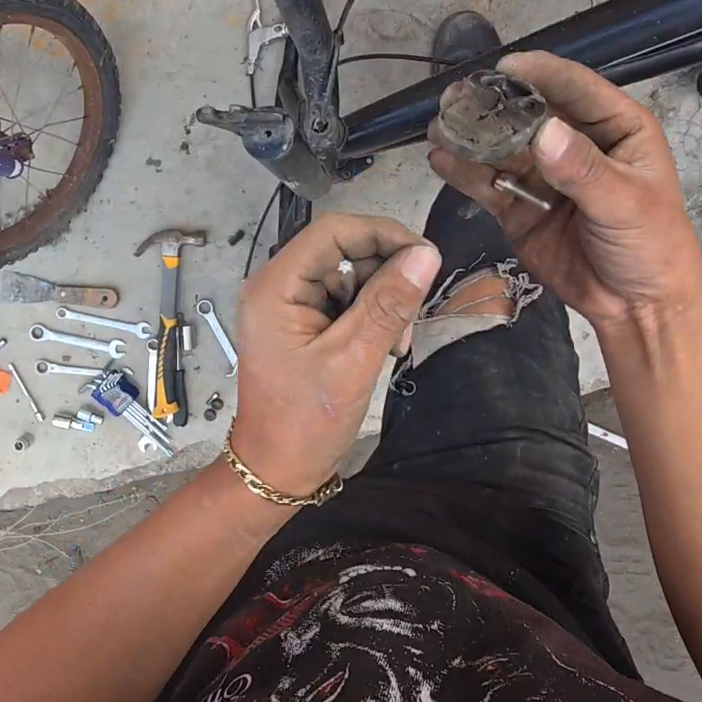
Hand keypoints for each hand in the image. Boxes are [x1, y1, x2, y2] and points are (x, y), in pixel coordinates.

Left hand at [229, 213, 440, 495]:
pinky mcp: (301, 325)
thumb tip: (426, 254)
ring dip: (381, 302)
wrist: (276, 469)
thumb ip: (388, 304)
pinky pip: (344, 302)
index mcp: (275, 287)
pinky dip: (369, 318)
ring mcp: (288, 306)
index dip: (383, 235)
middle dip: (385, 277)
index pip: (333, 232)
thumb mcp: (353, 360)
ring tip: (394, 346)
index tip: (426, 259)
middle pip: (342, 251)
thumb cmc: (306, 421)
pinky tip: (382, 348)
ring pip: (349, 277)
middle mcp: (277, 286)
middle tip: (409, 321)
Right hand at [428, 51, 701, 330]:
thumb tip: (544, 131)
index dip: (541, 74)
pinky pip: (487, 185)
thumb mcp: (625, 202)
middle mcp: (573, 145)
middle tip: (456, 96)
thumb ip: (582, 169)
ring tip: (438, 126)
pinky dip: (463, 174)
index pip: (575, 90)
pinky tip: (440, 160)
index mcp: (614, 130)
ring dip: (470, 139)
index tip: (505, 66)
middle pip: (528, 116)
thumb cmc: (650, 244)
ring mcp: (542, 178)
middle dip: (493, 106)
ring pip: (501, 150)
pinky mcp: (518, 209)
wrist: (635, 304)